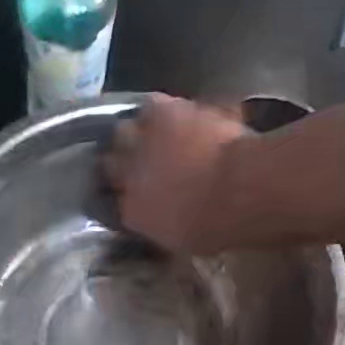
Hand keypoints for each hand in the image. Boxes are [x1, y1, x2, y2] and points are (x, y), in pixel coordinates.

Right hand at [104, 95, 250, 254]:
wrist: (234, 190)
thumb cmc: (213, 226)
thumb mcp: (182, 239)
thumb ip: (163, 227)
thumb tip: (163, 223)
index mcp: (133, 212)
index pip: (115, 202)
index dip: (123, 194)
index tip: (131, 192)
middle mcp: (128, 177)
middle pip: (109, 164)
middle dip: (120, 162)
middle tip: (136, 159)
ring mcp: (142, 143)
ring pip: (122, 131)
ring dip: (134, 133)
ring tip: (150, 133)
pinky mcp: (162, 112)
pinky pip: (150, 104)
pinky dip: (159, 108)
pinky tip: (171, 111)